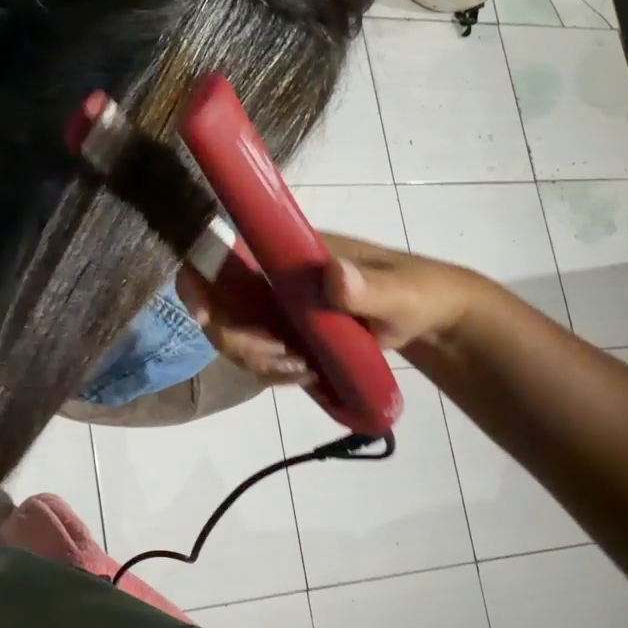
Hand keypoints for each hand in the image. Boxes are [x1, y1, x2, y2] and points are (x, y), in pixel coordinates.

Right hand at [176, 233, 486, 373]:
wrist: (430, 318)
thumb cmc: (417, 292)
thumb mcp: (399, 290)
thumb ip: (368, 286)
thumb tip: (335, 274)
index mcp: (283, 251)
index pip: (218, 255)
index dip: (197, 282)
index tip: (206, 317)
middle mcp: (266, 276)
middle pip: (217, 306)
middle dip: (237, 339)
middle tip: (282, 359)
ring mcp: (271, 306)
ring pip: (232, 335)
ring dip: (256, 359)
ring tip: (303, 371)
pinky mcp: (280, 333)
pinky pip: (254, 354)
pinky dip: (271, 371)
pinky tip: (305, 377)